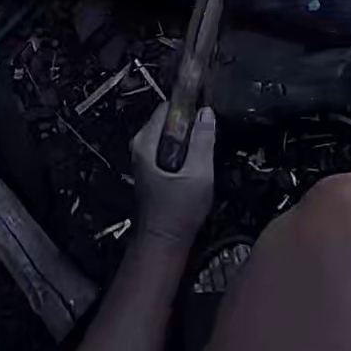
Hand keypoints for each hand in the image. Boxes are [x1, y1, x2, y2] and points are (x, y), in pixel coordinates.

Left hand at [129, 102, 215, 246]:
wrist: (164, 244)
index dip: (188, 106)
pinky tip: (196, 161)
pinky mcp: (150, 167)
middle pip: (168, 119)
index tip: (207, 110)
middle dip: (189, 123)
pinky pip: (168, 146)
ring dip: (187, 137)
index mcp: (146, 142)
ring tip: (205, 147)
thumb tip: (206, 112)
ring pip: (169, 133)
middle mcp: (141, 145)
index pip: (167, 107)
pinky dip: (182, 148)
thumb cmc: (179, 210)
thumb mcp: (198, 175)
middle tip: (209, 133)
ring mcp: (144, 157)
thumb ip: (202, 141)